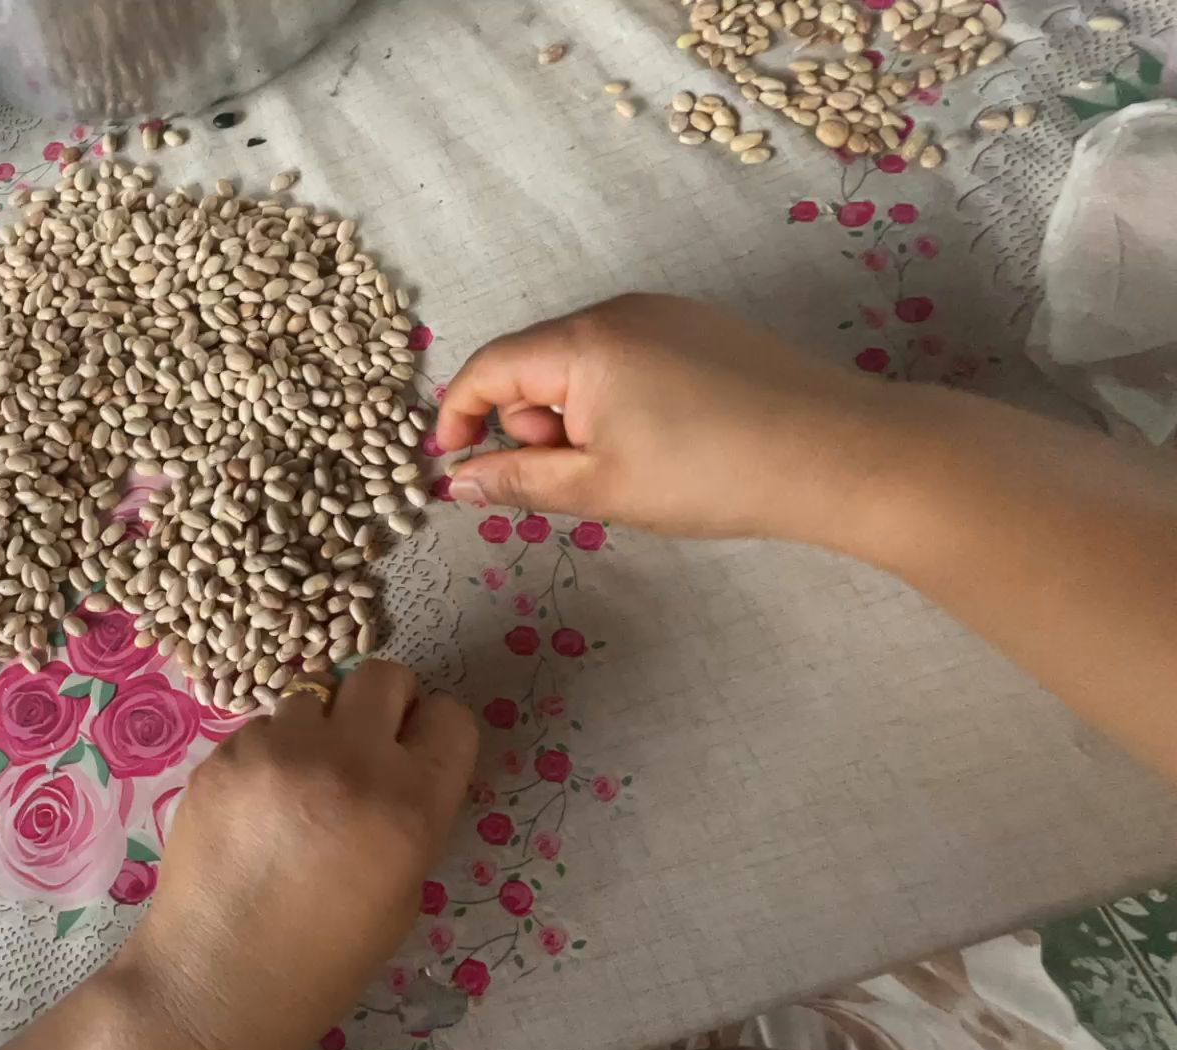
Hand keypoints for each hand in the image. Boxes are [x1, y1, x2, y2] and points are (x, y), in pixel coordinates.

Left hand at [121, 661, 476, 1049]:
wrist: (219, 977)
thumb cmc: (324, 956)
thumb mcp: (403, 891)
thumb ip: (413, 811)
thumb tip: (402, 758)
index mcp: (409, 805)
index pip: (452, 717)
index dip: (436, 730)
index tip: (418, 746)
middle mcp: (348, 761)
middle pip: (383, 675)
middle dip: (384, 701)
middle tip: (365, 740)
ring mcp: (278, 749)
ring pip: (314, 694)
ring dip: (317, 726)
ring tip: (298, 779)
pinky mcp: (225, 751)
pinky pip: (263, 725)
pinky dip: (269, 750)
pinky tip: (253, 800)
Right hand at [434, 293, 903, 548]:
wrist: (849, 456)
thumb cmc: (708, 475)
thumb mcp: (594, 487)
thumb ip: (512, 480)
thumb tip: (453, 481)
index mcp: (583, 343)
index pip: (487, 369)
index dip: (456, 416)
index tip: (451, 462)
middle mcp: (615, 311)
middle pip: (527, 365)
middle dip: (525, 422)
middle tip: (568, 471)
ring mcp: (659, 313)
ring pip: (570, 364)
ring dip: (565, 415)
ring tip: (614, 459)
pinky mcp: (691, 327)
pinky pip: (613, 358)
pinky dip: (602, 399)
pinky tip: (646, 435)